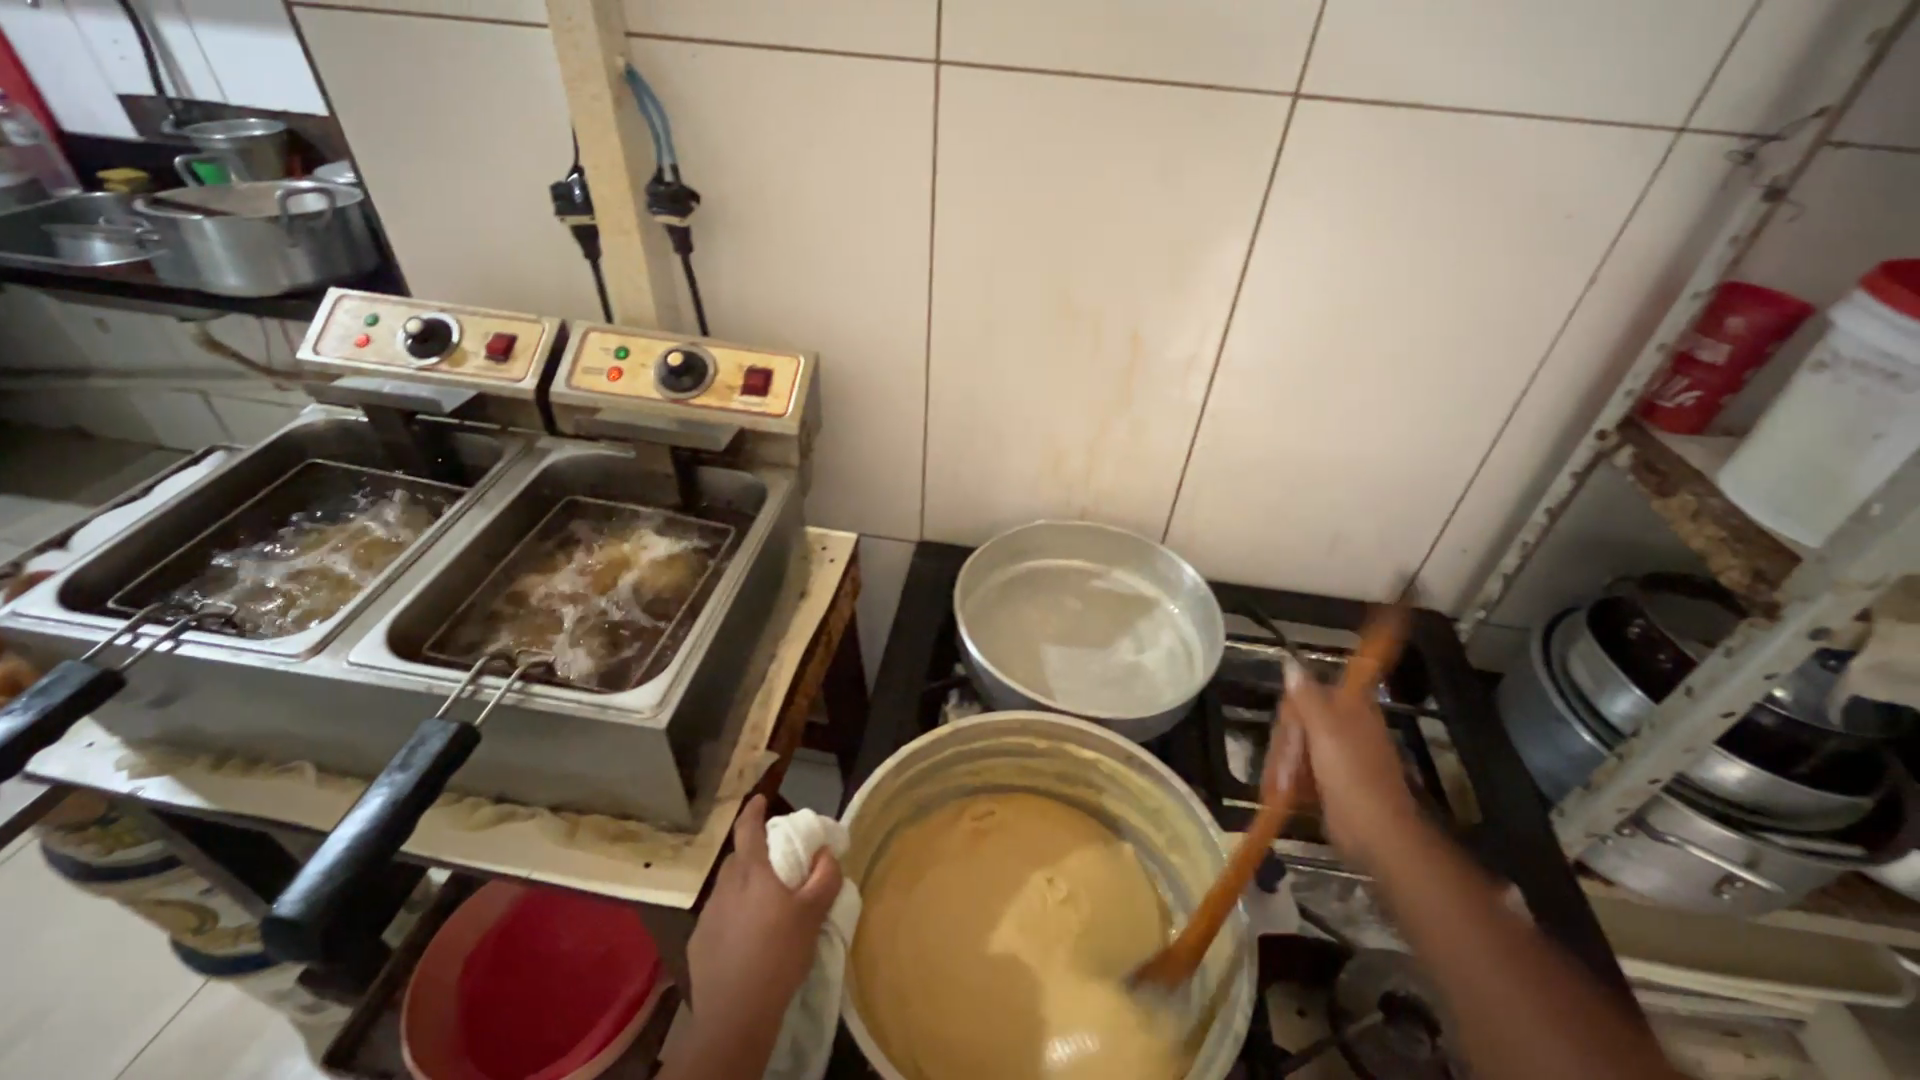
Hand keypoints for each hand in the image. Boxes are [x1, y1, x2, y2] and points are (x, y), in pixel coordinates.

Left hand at [687, 795, 841, 1038]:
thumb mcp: (813, 914)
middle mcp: (725, 886)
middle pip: (738, 859)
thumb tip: (825, 851)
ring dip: (744, 886)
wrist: (736, 1012)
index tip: (759, 798)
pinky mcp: (700, 941)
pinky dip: (734, 915)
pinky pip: (720, 916)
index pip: (748, 829)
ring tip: (764, 903)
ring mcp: (708, 915)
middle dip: (753, 853)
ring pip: (728, 888)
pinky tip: (747, 937)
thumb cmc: (779, 954)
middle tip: (775, 861)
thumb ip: (824, 877)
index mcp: (753, 873)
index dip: (753, 810)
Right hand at [1272, 662, 1421, 869]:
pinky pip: (1300, 771)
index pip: (1310, 692)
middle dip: (1286, 744)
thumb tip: (1291, 661)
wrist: (1374, 833)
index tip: (1288, 727)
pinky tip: (1282, 793)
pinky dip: (1289, 780)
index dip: (1294, 708)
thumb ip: (1307, 697)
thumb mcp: (1327, 731)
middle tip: (1285, 765)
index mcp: (1349, 710)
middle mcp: (1343, 729)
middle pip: (1298, 722)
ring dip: (1284, 765)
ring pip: (1296, 748)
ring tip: (1281, 786)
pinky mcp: (1329, 782)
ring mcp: (1337, 757)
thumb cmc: (1353, 777)